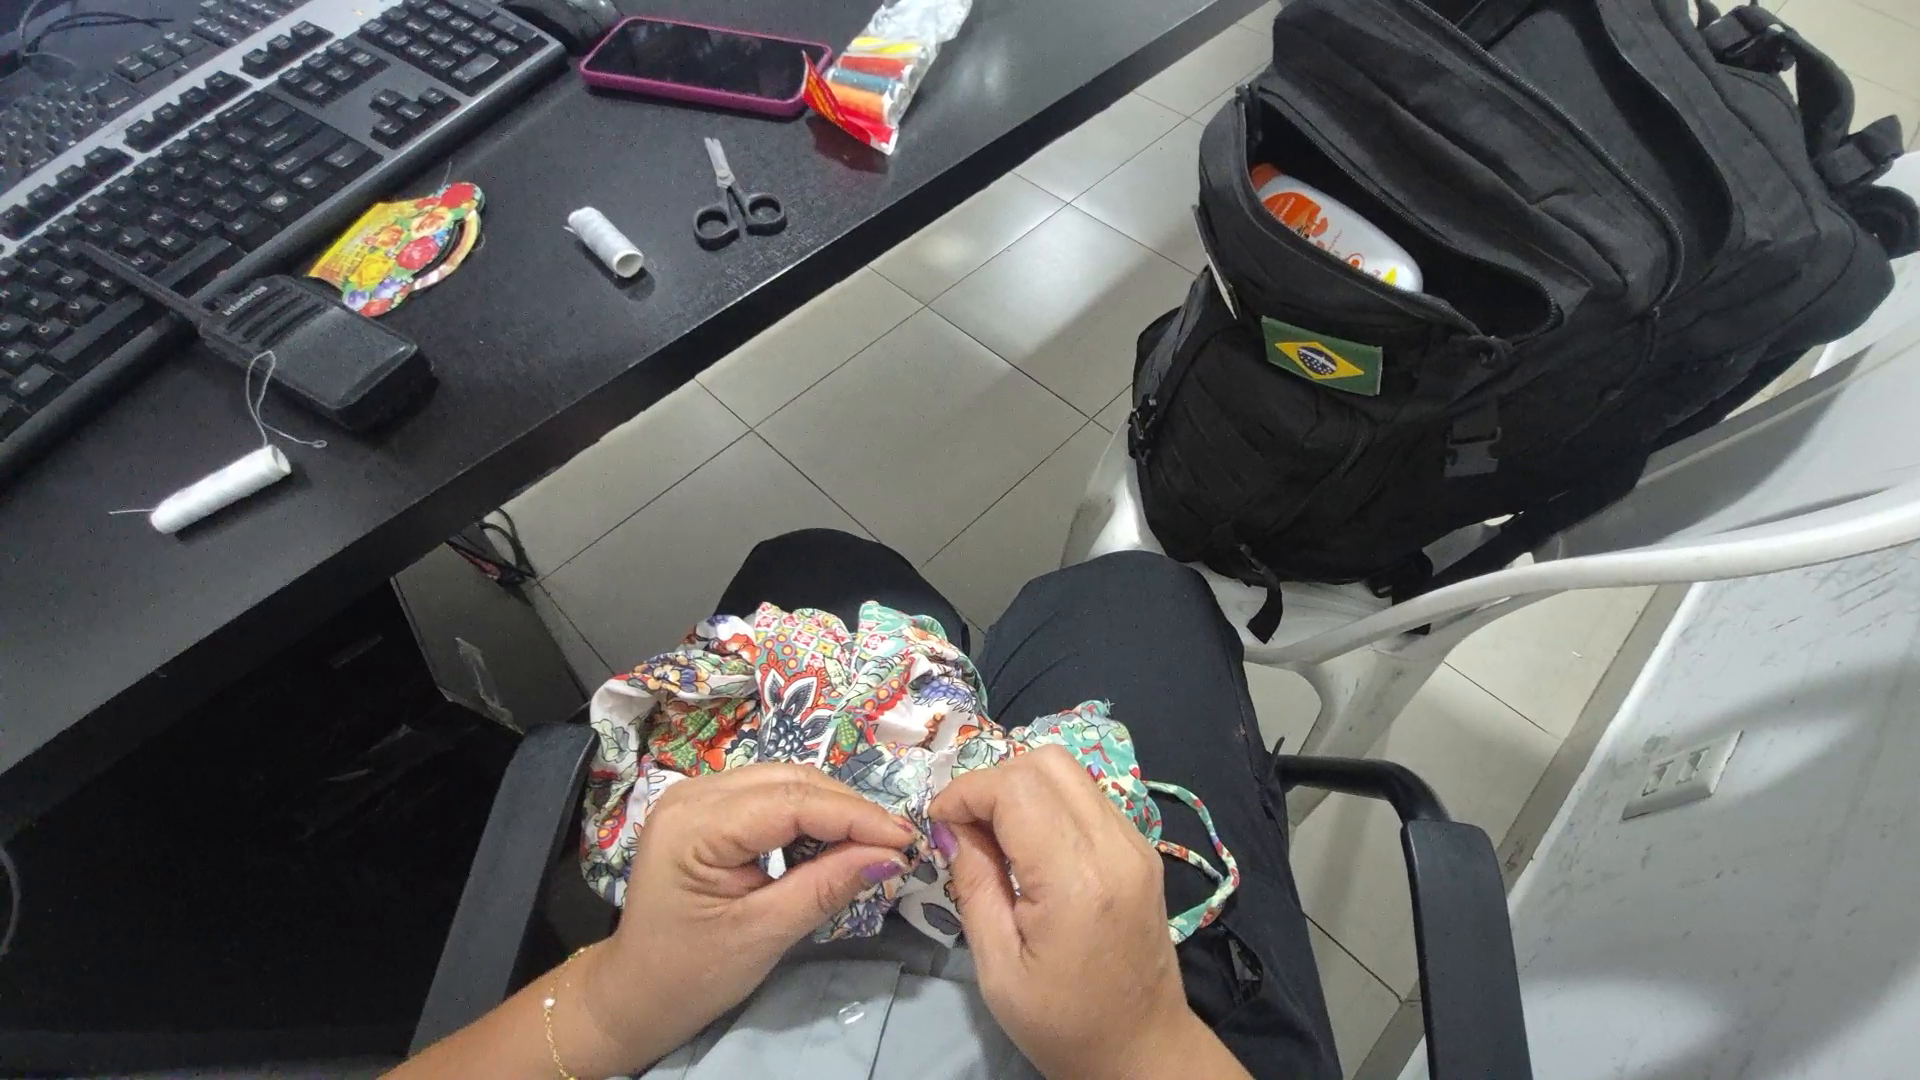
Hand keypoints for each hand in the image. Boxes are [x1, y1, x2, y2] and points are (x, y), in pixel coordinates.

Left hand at [576, 763, 916, 1068]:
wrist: (632, 993)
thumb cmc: (690, 974)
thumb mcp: (763, 934)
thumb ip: (827, 886)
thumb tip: (892, 855)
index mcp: (695, 825)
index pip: (793, 802)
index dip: (856, 816)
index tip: (905, 839)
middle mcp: (695, 792)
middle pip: (792, 781)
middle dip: (849, 810)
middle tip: (895, 843)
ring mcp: (698, 792)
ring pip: (787, 781)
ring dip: (832, 809)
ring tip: (870, 842)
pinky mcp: (709, 803)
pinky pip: (772, 793)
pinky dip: (808, 813)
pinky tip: (830, 839)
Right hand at [930, 745, 1248, 1079]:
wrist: (1144, 1051)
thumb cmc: (1064, 1023)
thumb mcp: (998, 968)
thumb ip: (973, 883)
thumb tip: (951, 825)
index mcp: (1077, 879)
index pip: (1016, 788)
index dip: (967, 791)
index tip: (940, 821)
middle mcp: (1114, 844)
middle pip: (1044, 762)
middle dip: (993, 781)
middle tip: (967, 824)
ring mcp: (1135, 840)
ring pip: (1067, 769)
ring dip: (1020, 784)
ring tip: (995, 829)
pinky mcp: (1140, 845)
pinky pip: (1085, 793)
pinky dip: (1047, 798)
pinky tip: (1030, 839)